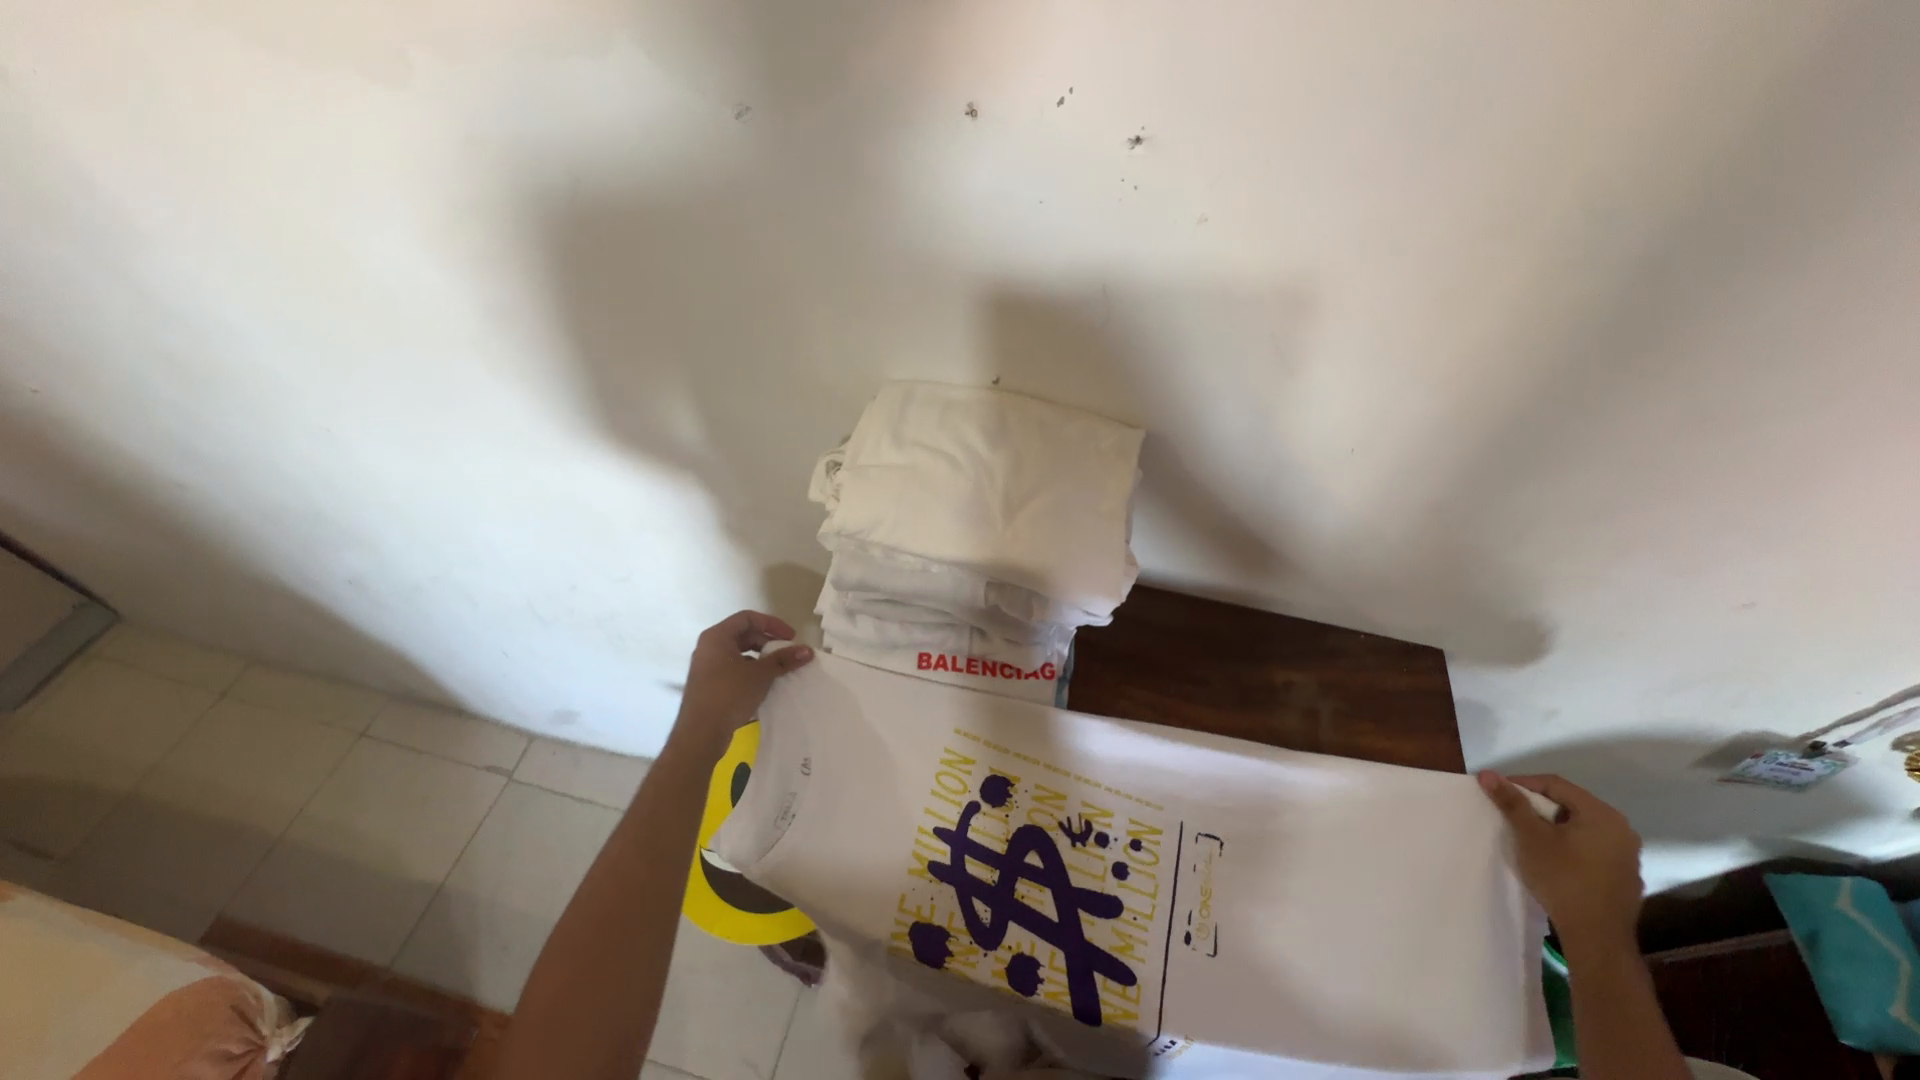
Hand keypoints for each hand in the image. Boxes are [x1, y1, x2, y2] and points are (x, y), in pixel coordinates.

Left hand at [672, 611, 813, 752]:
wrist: (701, 733)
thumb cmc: (729, 694)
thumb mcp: (761, 675)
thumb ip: (784, 659)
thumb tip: (808, 650)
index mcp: (717, 636)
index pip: (748, 618)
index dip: (772, 624)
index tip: (791, 637)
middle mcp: (709, 647)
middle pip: (743, 634)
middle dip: (768, 642)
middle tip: (786, 654)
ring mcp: (706, 666)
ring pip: (739, 653)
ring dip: (761, 658)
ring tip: (778, 671)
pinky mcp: (709, 684)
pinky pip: (733, 669)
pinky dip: (750, 671)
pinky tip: (764, 686)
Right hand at [1478, 771, 1644, 946]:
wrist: (1597, 936)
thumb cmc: (1562, 878)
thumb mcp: (1530, 837)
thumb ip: (1512, 803)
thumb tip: (1487, 774)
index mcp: (1602, 814)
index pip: (1556, 784)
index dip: (1522, 783)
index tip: (1497, 792)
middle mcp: (1621, 828)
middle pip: (1571, 804)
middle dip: (1537, 806)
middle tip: (1510, 814)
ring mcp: (1627, 854)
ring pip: (1581, 827)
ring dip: (1553, 826)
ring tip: (1528, 837)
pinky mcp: (1624, 876)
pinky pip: (1591, 848)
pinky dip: (1569, 845)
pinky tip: (1553, 860)